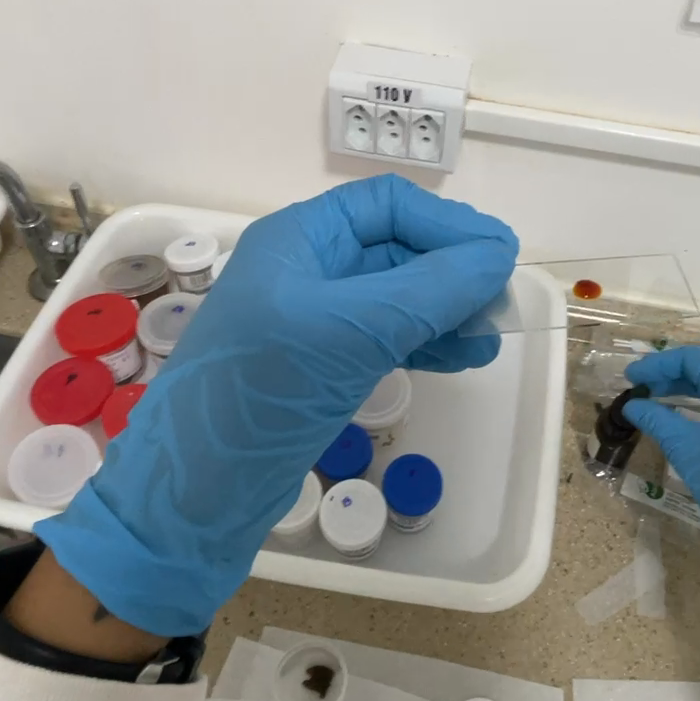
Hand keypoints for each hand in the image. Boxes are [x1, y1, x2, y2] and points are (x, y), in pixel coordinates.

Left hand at [35, 175, 518, 636]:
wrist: (198, 494)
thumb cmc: (264, 391)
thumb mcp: (351, 329)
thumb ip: (429, 289)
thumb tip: (498, 256)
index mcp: (301, 238)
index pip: (389, 207)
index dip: (449, 225)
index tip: (501, 256)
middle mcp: (310, 269)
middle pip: (398, 249)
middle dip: (452, 271)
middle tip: (501, 300)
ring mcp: (318, 320)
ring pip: (399, 297)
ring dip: (448, 310)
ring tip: (492, 335)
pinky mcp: (326, 365)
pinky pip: (389, 337)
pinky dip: (429, 342)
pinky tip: (466, 356)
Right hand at [620, 347, 699, 567]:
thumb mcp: (685, 448)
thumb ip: (657, 420)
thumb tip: (633, 405)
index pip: (693, 360)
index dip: (658, 365)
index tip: (632, 378)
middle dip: (673, 380)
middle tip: (644, 393)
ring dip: (695, 396)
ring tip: (667, 409)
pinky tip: (699, 431)